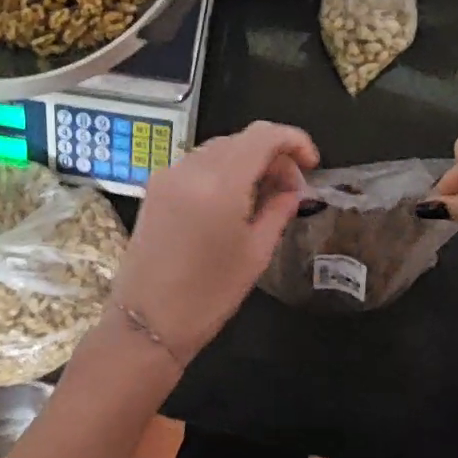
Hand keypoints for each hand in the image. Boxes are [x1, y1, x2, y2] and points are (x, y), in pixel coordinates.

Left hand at [113, 122, 319, 362]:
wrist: (146, 322)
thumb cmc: (208, 295)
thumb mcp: (256, 253)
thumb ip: (279, 210)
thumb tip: (294, 189)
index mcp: (220, 182)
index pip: (264, 135)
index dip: (294, 140)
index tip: (312, 163)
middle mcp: (191, 168)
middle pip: (241, 139)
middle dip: (272, 155)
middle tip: (291, 189)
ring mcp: (168, 175)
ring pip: (218, 149)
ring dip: (246, 161)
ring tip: (264, 197)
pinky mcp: (154, 187)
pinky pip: (196, 164)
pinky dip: (221, 171)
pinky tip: (232, 201)